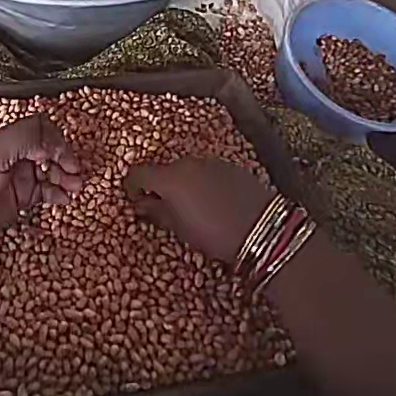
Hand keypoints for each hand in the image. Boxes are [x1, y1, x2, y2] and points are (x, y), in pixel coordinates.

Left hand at [0, 115, 84, 238]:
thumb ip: (23, 139)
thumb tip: (50, 145)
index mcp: (8, 139)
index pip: (41, 130)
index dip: (56, 141)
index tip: (63, 157)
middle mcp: (16, 155)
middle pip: (50, 150)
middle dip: (65, 160)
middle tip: (74, 173)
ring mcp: (19, 176)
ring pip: (51, 170)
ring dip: (65, 176)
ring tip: (74, 187)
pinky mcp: (21, 197)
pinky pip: (46, 191)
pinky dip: (58, 193)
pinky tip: (63, 198)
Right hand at [124, 157, 272, 263]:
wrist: (263, 228)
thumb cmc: (214, 233)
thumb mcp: (180, 228)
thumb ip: (156, 211)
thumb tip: (139, 203)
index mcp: (169, 177)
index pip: (138, 172)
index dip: (132, 186)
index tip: (135, 200)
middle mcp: (187, 162)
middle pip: (163, 170)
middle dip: (159, 186)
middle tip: (164, 208)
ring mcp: (210, 162)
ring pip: (185, 169)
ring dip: (181, 184)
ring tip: (191, 207)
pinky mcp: (230, 166)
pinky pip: (205, 171)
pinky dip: (201, 182)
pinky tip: (212, 201)